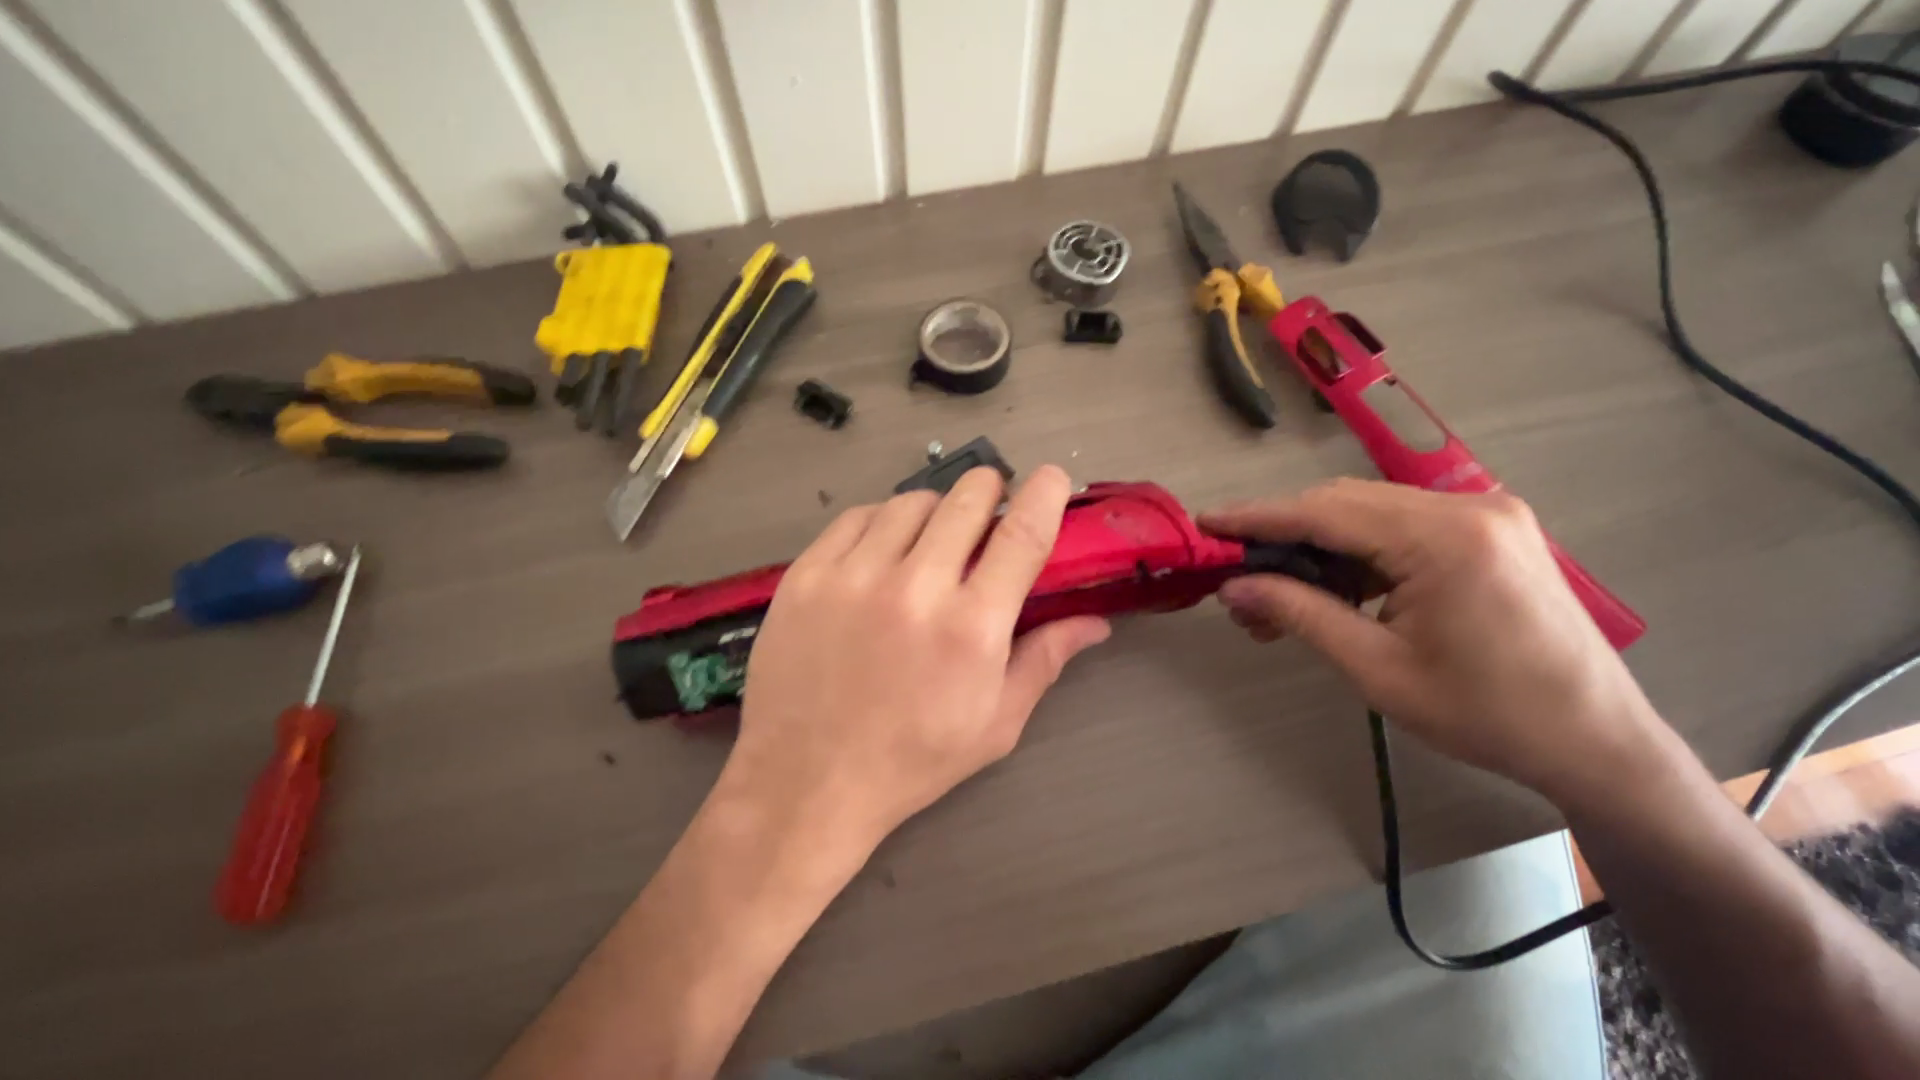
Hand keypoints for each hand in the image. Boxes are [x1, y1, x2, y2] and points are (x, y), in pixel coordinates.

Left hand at [717, 465, 1110, 854]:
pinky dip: (880, 521)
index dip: (1044, 494)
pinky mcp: (807, 575)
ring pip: (910, 502)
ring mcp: (853, 576)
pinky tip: (883, 549)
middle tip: (990, 510)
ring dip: (935, 509)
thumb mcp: (995, 724)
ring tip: (933, 537)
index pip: (1022, 534)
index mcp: (971, 627)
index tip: (1051, 476)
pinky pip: (855, 517)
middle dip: (989, 492)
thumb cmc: (912, 760)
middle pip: (966, 500)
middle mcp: (915, 588)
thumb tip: (1095, 621)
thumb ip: (1045, 660)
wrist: (807, 780)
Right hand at [1201, 479, 1661, 804]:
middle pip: (1346, 503)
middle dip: (1286, 537)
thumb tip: (1233, 588)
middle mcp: (1469, 506)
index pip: (1325, 512)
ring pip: (1374, 512)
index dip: (1258, 518)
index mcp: (1444, 539)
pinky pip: (1406, 525)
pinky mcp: (1494, 529)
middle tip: (1238, 579)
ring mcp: (1488, 513)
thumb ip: (1300, 614)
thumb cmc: (1486, 715)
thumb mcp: (1378, 669)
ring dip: (1322, 546)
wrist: (1596, 739)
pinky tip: (1337, 588)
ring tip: (1280, 596)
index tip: (1206, 524)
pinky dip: (1362, 552)